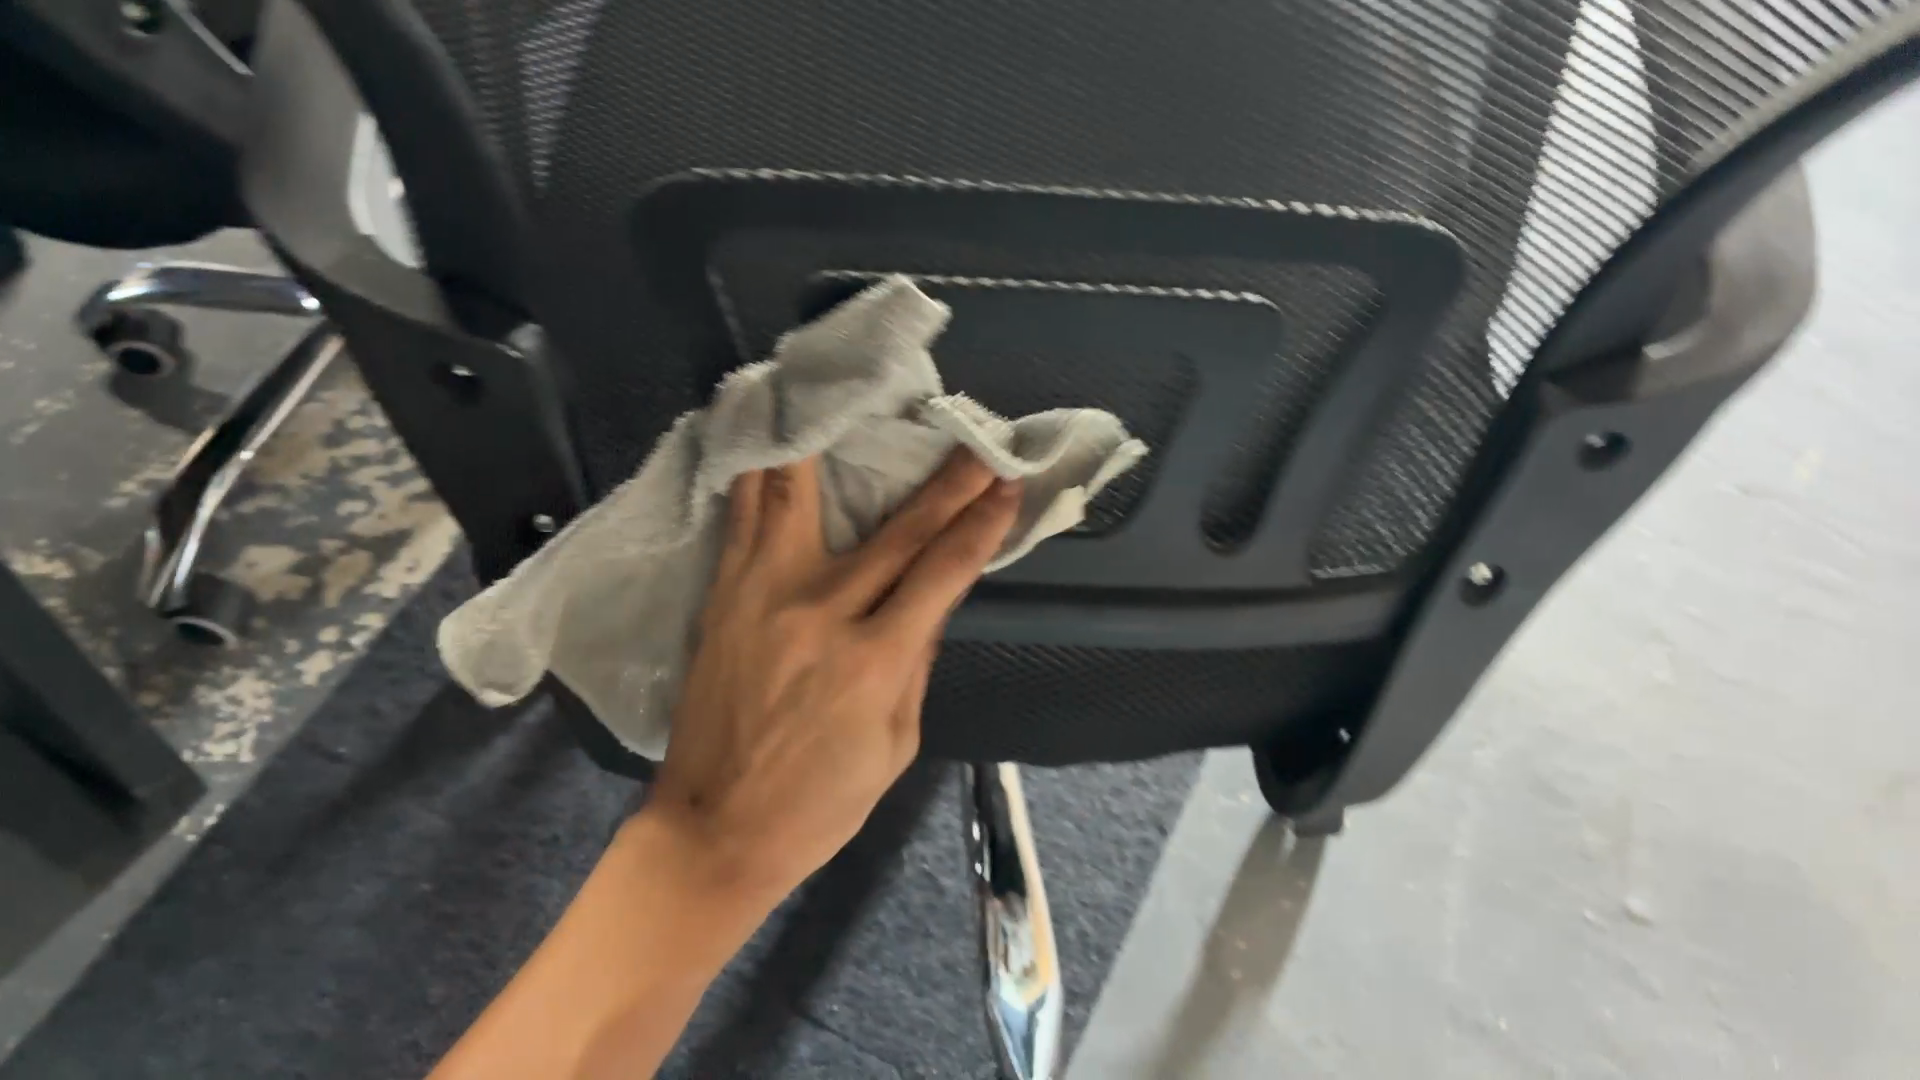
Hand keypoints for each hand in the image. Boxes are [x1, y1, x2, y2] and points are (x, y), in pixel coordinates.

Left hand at [647, 451, 1020, 896]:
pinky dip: (764, 473)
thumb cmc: (819, 804)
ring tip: (846, 395)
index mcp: (875, 661)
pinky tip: (772, 436)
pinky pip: (745, 518)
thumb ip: (916, 664)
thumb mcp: (896, 743)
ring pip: (798, 497)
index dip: (981, 524)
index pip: (943, 571)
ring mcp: (763, 595)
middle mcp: (822, 613)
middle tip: (975, 440)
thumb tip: (932, 600)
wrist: (713, 828)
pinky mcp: (722, 595)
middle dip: (947, 483)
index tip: (1007, 483)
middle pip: (896, 530)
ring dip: (830, 442)